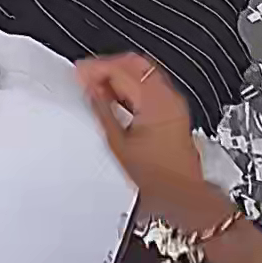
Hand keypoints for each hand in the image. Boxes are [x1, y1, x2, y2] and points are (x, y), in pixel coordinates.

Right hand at [76, 54, 231, 231]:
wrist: (181, 198)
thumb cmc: (156, 178)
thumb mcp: (118, 144)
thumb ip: (102, 111)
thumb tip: (91, 90)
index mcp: (154, 100)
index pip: (121, 70)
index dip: (96, 68)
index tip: (79, 72)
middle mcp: (168, 97)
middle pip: (135, 64)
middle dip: (108, 65)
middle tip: (86, 75)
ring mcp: (172, 104)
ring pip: (143, 72)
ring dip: (119, 74)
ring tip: (96, 86)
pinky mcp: (172, 112)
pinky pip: (149, 86)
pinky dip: (130, 85)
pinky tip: (114, 97)